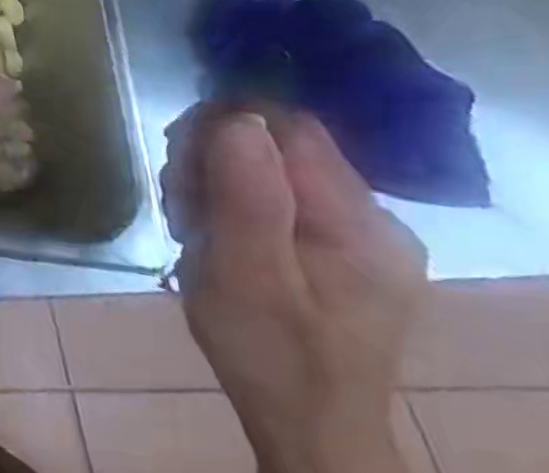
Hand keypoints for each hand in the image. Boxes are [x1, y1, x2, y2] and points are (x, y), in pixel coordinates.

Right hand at [161, 105, 428, 472]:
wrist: (307, 430)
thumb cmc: (270, 355)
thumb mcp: (246, 276)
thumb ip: (248, 197)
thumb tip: (239, 118)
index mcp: (360, 224)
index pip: (291, 128)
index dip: (225, 123)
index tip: (177, 153)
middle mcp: (371, 218)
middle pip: (278, 144)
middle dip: (213, 156)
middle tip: (177, 200)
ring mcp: (356, 234)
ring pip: (270, 166)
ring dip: (214, 179)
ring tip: (189, 223)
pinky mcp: (335, 249)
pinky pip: (274, 195)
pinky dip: (230, 201)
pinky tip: (210, 233)